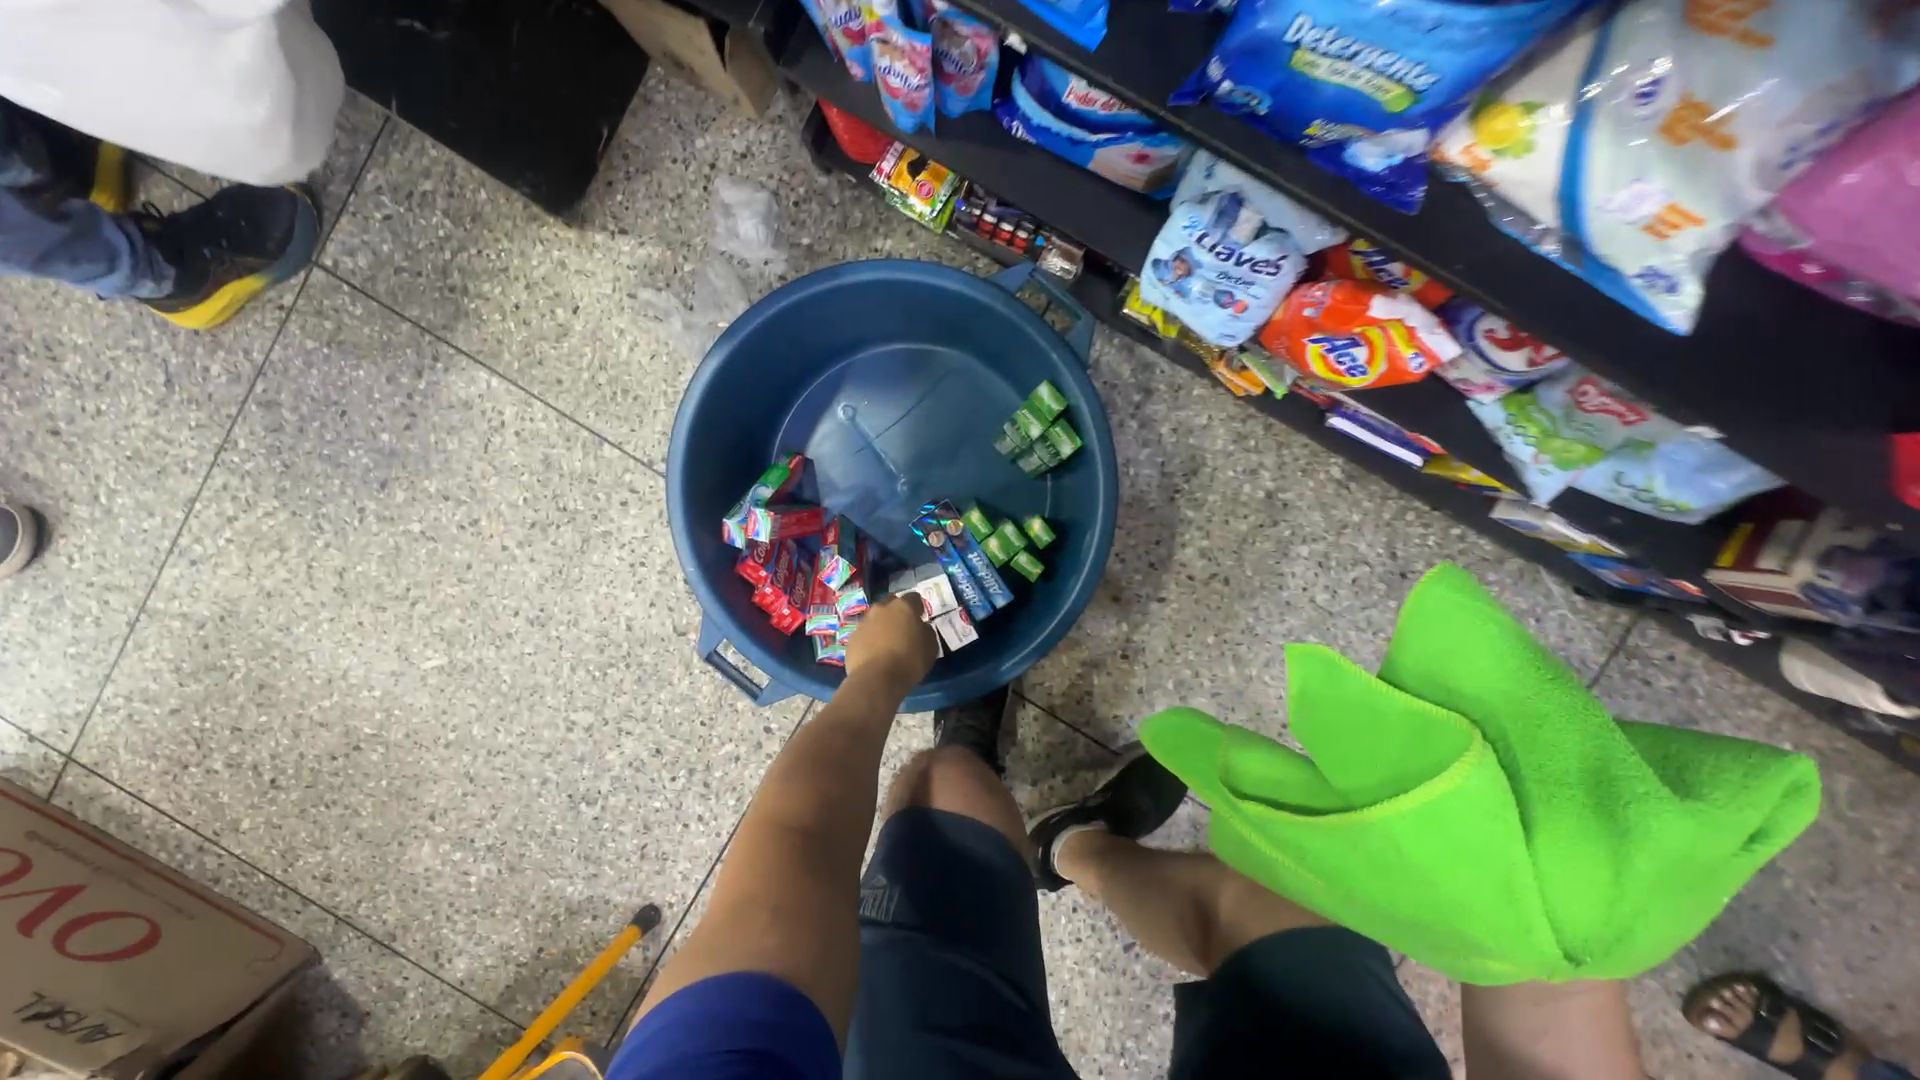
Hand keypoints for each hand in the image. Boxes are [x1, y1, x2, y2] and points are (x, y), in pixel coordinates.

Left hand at [845, 594, 936, 687]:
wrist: (876, 679)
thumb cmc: (909, 661)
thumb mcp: (931, 648)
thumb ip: (927, 632)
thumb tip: (922, 627)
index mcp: (903, 607)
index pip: (914, 598)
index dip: (918, 607)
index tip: (921, 617)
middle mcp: (881, 609)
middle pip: (890, 604)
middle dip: (897, 612)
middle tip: (903, 628)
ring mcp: (864, 623)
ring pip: (875, 619)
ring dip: (881, 626)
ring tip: (887, 643)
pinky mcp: (852, 638)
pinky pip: (864, 634)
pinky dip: (870, 640)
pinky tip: (874, 654)